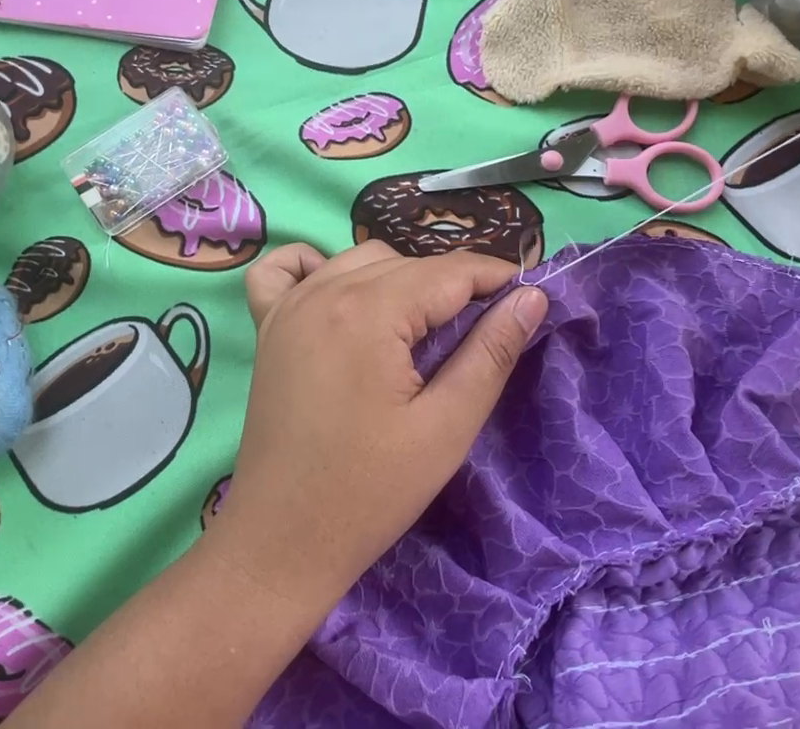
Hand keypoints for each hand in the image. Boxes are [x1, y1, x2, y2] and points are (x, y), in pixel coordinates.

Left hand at [209, 242, 548, 608]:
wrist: (282, 539)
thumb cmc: (370, 492)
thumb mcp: (446, 428)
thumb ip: (491, 353)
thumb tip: (532, 297)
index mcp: (369, 312)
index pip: (450, 270)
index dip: (496, 278)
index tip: (528, 296)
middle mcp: (324, 291)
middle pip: (407, 262)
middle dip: (454, 284)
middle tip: (483, 329)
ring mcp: (288, 305)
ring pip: (359, 260)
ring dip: (400, 278)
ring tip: (425, 327)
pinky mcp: (267, 327)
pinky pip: (286, 270)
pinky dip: (316, 267)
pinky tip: (341, 295)